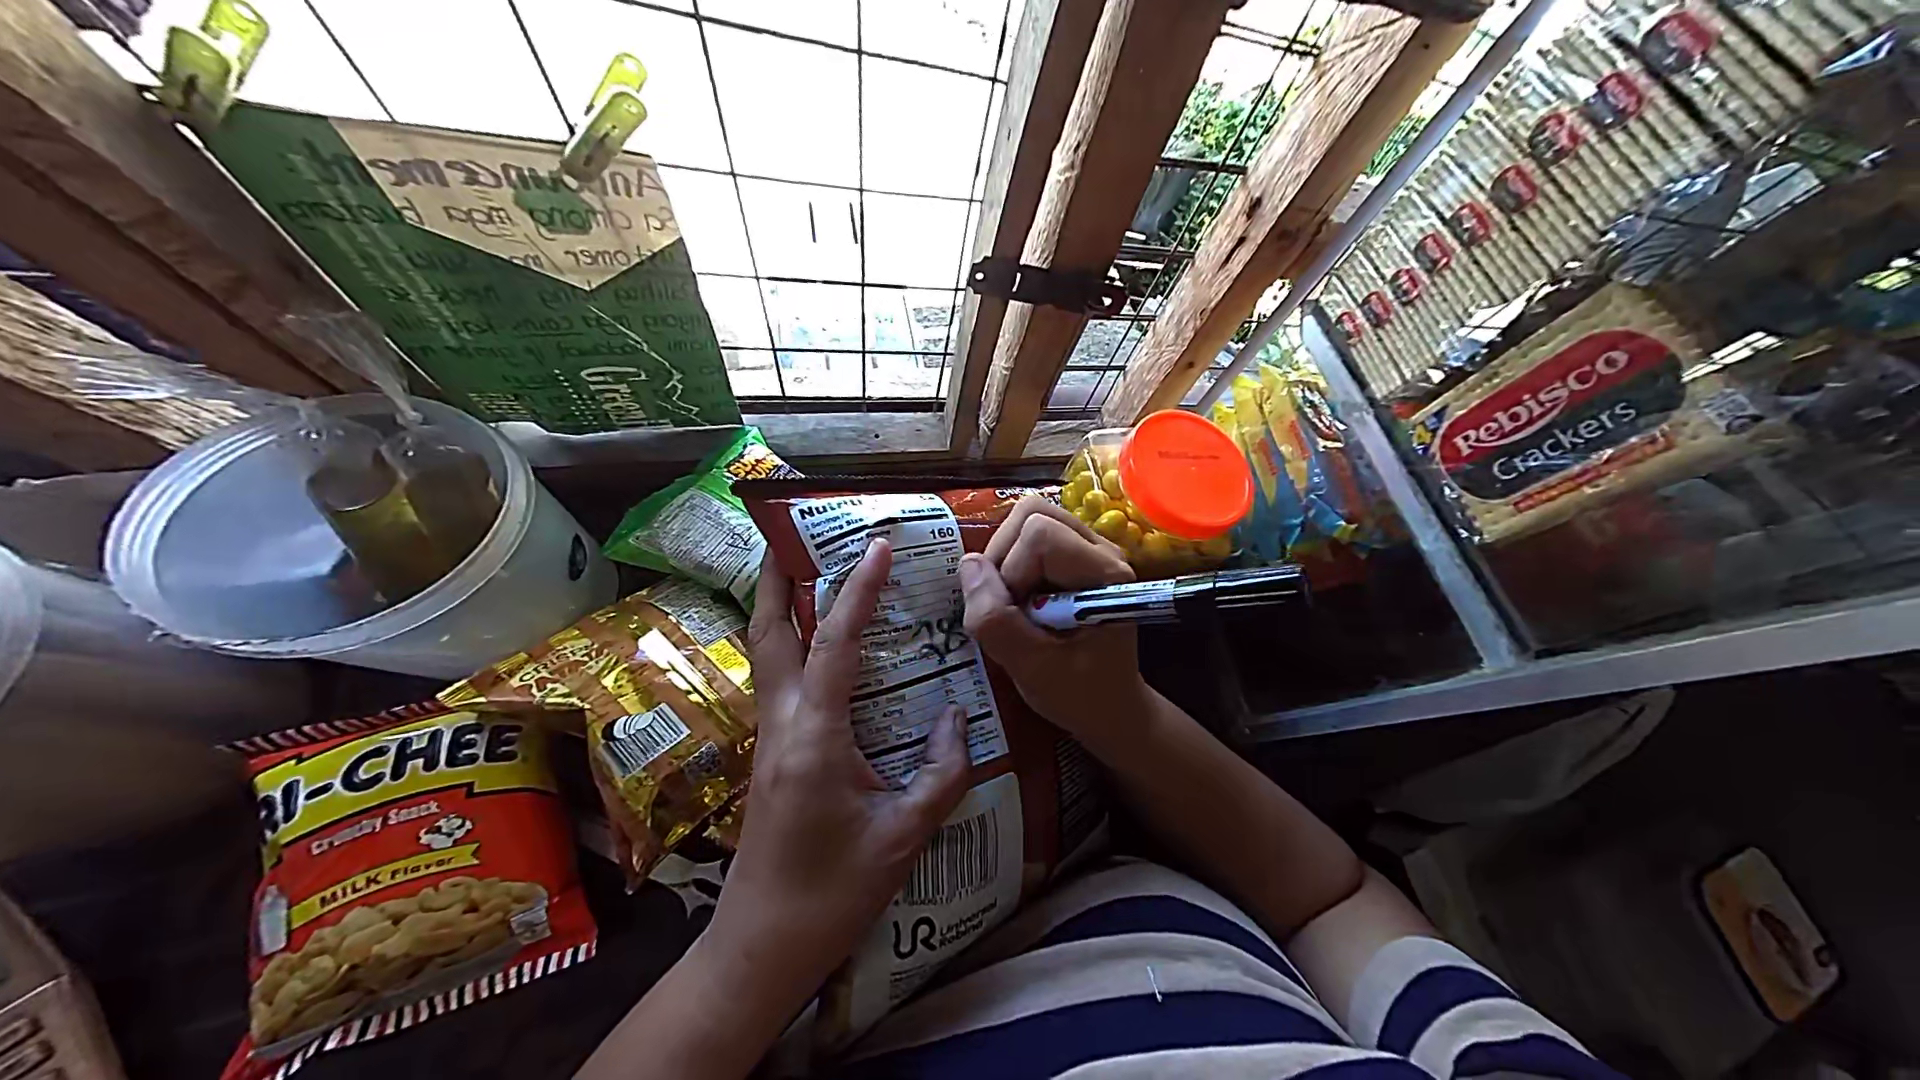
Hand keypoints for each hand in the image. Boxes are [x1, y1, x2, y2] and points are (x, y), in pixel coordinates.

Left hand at [712, 539, 973, 993]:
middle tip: (793, 534)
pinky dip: (789, 641)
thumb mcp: (903, 836)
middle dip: (776, 576)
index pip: (836, 642)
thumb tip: (959, 717)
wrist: (763, 943)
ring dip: (777, 604)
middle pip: (769, 631)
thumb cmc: (834, 892)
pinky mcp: (769, 751)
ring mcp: (768, 736)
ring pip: (764, 651)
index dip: (857, 589)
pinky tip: (815, 642)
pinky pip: (776, 678)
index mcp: (816, 734)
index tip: (877, 546)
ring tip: (800, 568)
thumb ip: (942, 773)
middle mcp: (783, 722)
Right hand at [958, 498, 1149, 740]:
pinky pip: (1028, 534)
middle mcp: (1101, 548)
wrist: (1108, 706)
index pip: (1039, 535)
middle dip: (1004, 557)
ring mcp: (1088, 546)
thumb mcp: (1030, 669)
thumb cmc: (1078, 693)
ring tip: (1014, 602)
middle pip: (1032, 513)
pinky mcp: (1073, 553)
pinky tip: (1021, 599)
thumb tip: (968, 565)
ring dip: (1004, 559)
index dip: (1012, 573)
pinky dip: (1010, 563)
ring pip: (1027, 518)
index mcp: (1104, 573)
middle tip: (1009, 604)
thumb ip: (995, 620)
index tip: (1019, 617)